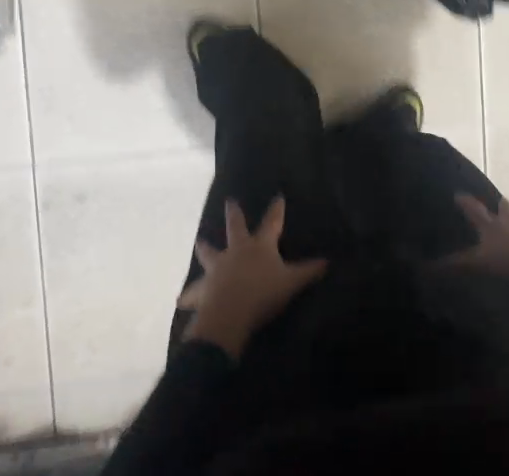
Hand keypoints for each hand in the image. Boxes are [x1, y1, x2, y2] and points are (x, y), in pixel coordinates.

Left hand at [179, 198, 326, 358]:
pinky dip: (189, 296)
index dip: (276, 210)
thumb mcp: (291, 283)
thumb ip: (308, 272)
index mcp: (259, 247)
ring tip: (198, 242)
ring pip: (209, 253)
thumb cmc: (263, 294)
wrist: (230, 313)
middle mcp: (236, 251)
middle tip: (229, 201)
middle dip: (233, 214)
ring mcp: (217, 267)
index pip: (271, 224)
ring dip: (204, 248)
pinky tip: (180, 301)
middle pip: (235, 228)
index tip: (278, 196)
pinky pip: (195, 291)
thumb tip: (327, 261)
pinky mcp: (204, 287)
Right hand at [444, 193, 508, 280]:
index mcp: (492, 226)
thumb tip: (426, 267)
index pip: (474, 210)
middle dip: (501, 206)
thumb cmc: (507, 262)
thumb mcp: (475, 265)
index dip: (465, 202)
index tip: (458, 194)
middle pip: (506, 210)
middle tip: (499, 202)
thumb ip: (453, 266)